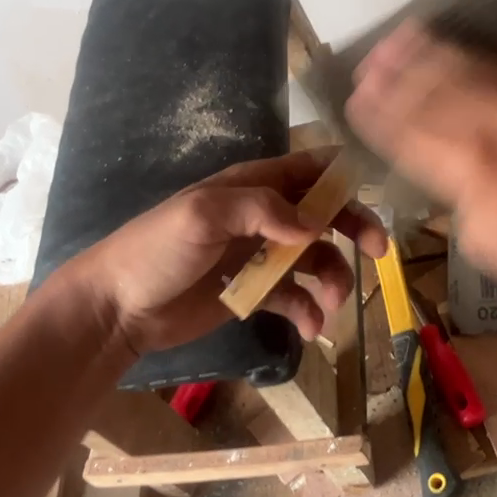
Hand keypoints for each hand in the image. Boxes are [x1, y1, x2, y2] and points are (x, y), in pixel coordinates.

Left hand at [64, 149, 387, 354]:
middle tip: (377, 249)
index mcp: (252, 185)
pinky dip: (308, 310)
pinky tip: (310, 329)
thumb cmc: (156, 249)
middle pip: (323, 214)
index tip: (373, 191)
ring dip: (332, 278)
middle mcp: (263, 216)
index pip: (308, 167)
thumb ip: (259, 209)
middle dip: (354, 227)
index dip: (342, 175)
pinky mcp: (253, 292)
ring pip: (315, 259)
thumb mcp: (202, 215)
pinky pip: (294, 297)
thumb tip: (314, 224)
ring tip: (329, 305)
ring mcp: (259, 255)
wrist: (119, 307)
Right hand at [346, 23, 496, 321]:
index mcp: (472, 168)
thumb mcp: (489, 243)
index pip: (408, 129)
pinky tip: (459, 47)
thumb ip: (456, 195)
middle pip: (433, 88)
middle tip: (369, 61)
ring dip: (429, 52)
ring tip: (400, 35)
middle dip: (395, 73)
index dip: (377, 112)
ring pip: (469, 67)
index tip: (356, 99)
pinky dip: (476, 55)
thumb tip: (443, 168)